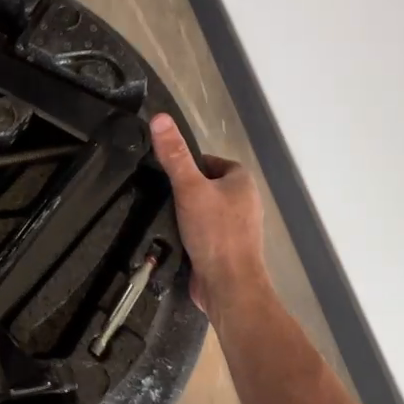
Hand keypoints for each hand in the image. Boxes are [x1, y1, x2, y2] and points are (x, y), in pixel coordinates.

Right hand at [149, 113, 270, 315]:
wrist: (228, 286)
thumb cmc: (214, 232)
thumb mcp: (189, 188)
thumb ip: (174, 155)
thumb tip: (159, 117)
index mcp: (242, 182)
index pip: (210, 161)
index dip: (188, 165)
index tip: (167, 175)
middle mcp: (245, 202)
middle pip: (206, 185)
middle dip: (185, 190)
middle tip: (162, 195)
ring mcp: (237, 228)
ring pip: (204, 209)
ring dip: (186, 212)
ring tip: (165, 215)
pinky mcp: (227, 249)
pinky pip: (204, 230)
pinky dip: (189, 232)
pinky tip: (173, 237)